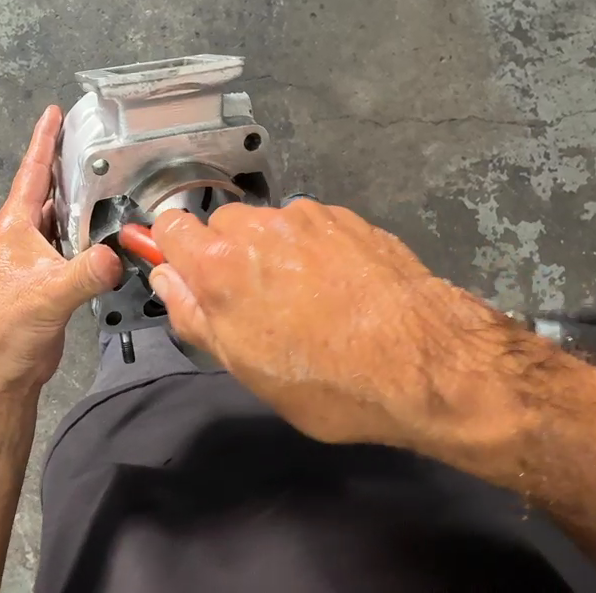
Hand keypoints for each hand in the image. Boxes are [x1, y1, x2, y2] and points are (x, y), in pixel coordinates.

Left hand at [0, 106, 123, 400]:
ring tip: (108, 177)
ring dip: (80, 199)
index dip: (44, 140)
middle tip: (94, 138)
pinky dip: (87, 233)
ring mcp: (34, 257)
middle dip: (68, 162)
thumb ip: (84, 273)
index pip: (32, 172)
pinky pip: (70, 245)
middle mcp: (22, 236)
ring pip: (61, 217)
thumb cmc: (4, 330)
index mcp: (15, 227)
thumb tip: (116, 256)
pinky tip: (106, 229)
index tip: (54, 112)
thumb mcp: (46, 296)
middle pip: (48, 189)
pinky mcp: (47, 279)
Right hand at [147, 201, 548, 452]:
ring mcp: (306, 216)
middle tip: (257, 301)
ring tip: (308, 298)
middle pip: (221, 225)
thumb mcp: (245, 368)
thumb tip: (167, 278)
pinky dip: (313, 248)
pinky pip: (310, 227)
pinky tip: (341, 287)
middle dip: (228, 254)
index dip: (174, 249)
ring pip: (268, 225)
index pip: (170, 227)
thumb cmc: (328, 380)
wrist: (428, 363)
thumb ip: (194, 316)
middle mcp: (257, 226)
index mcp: (220, 264)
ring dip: (273, 251)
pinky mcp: (346, 216)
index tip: (190, 273)